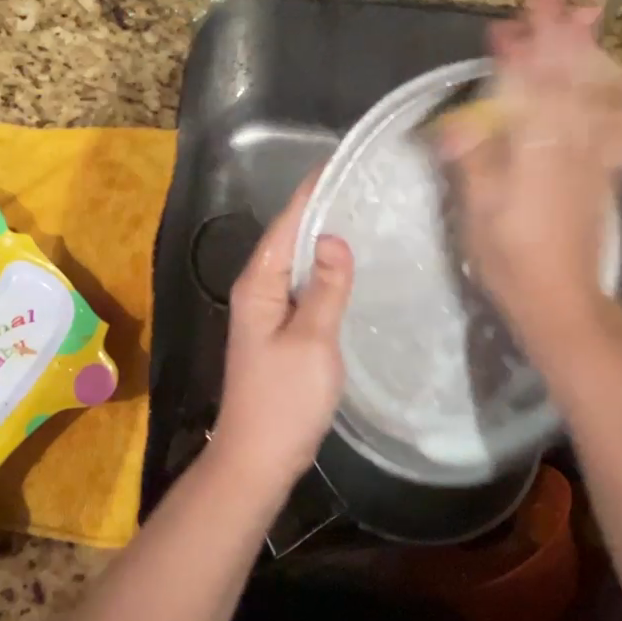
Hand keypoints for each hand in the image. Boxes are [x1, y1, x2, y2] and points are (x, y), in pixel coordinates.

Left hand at [210, 177, 353, 495]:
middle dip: (322, 208)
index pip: (287, 223)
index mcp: (259, 283)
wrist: (257, 458)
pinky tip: (350, 267)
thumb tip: (335, 237)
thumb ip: (326, 288)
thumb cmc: (283, 401)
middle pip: (291, 237)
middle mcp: (258, 288)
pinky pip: (303, 285)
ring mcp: (267, 310)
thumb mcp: (312, 342)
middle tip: (364, 184)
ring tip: (364, 213)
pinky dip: (325, 270)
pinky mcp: (279, 330)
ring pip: (297, 261)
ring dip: (324, 238)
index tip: (340, 161)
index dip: (312, 191)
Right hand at [440, 0, 621, 369]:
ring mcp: (589, 158)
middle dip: (555, 34)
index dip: (518, 52)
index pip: (523, 90)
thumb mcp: (476, 211)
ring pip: (591, 95)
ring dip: (589, 53)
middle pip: (561, 80)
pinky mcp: (602, 173)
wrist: (558, 301)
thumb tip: (457, 120)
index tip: (510, 20)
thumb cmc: (508, 257)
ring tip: (592, 13)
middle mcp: (565, 146)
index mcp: (530, 152)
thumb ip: (472, 161)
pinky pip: (621, 132)